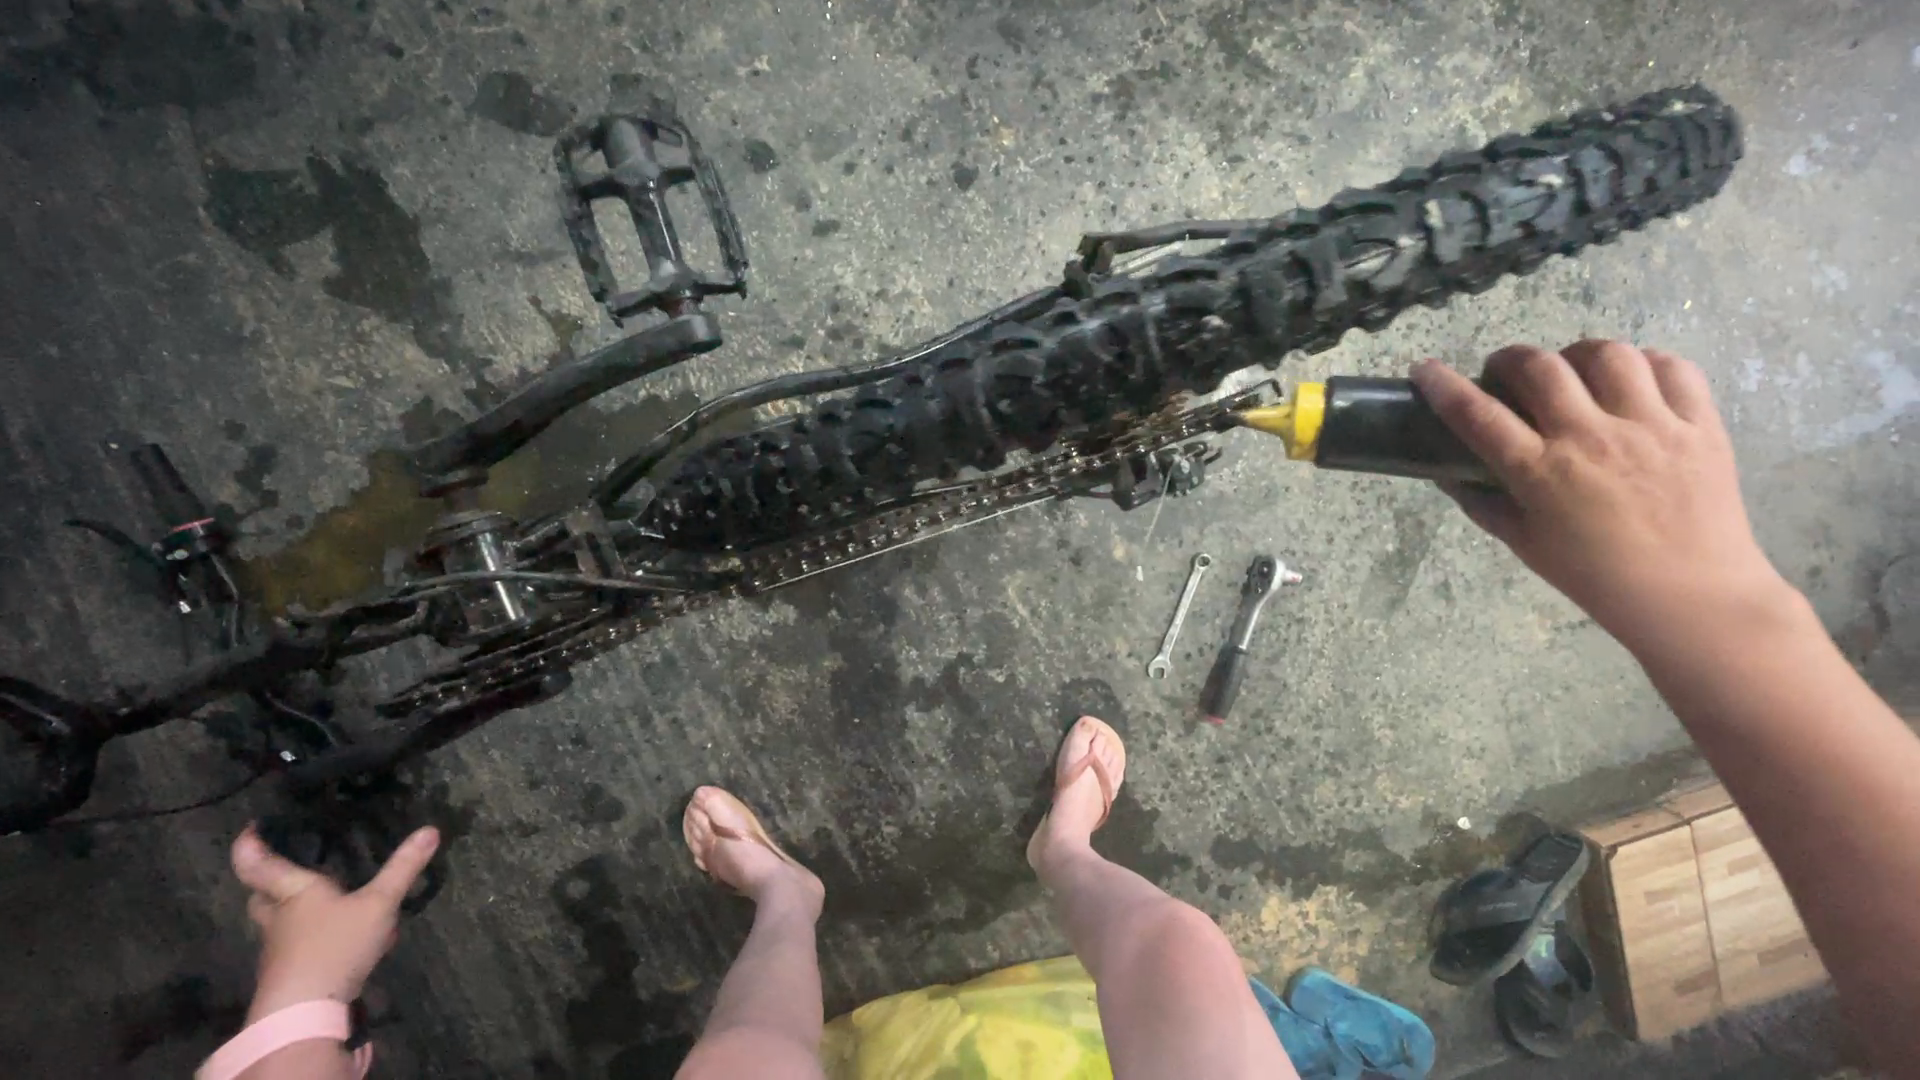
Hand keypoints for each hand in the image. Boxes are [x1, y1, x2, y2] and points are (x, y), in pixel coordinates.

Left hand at [232, 823, 439, 1022]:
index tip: (250, 828)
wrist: (304, 1011)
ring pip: (280, 922)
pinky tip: (343, 936)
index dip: (250, 846)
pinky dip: (315, 934)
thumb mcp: (379, 903)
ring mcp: (281, 949)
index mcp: (293, 893)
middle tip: (286, 867)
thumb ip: (403, 868)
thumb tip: (430, 829)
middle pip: (262, 897)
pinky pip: (299, 944)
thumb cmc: (334, 945)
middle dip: (268, 883)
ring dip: (294, 910)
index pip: (259, 865)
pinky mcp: (291, 972)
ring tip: (327, 898)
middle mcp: (280, 918)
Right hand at [1411, 341, 1792, 651]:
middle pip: (1540, 368)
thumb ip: (1480, 502)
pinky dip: (1642, 363)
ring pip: (1607, 355)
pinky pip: (1671, 367)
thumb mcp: (1522, 541)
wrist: (1691, 595)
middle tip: (1504, 373)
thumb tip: (1447, 473)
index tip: (1424, 369)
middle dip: (1510, 360)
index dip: (1443, 386)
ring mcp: (1651, 426)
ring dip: (1576, 355)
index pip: (1477, 414)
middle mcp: (1592, 438)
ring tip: (1570, 371)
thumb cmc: (1593, 574)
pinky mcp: (1700, 424)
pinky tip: (1628, 381)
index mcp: (1540, 471)